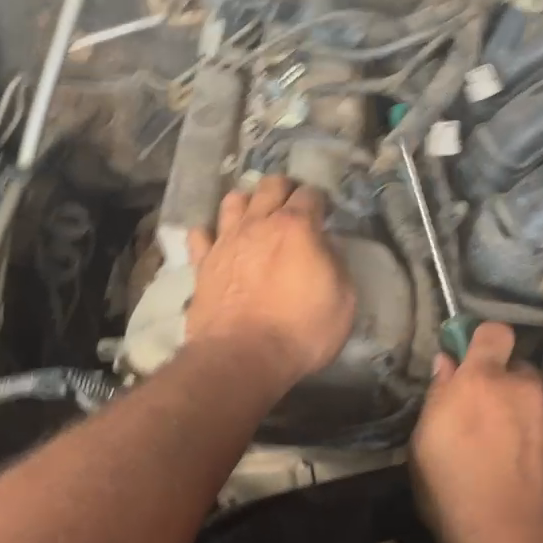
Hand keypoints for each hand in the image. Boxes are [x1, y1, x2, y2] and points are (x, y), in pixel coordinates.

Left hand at [186, 175, 356, 391]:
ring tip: (255, 219)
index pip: (310, 194)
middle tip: (292, 210)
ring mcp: (225, 240)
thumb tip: (324, 247)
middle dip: (284, 191)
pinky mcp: (202, 263)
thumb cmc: (300, 332)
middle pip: (270, 185)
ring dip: (247, 204)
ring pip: (233, 200)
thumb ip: (335, 264)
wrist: (241, 357)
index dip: (319, 201)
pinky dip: (210, 234)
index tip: (323, 216)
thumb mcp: (342, 301)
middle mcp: (258, 223)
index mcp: (297, 227)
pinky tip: (217, 244)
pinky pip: (200, 235)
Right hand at [411, 323, 542, 542]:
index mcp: (480, 382)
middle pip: (518, 371)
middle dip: (506, 388)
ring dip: (530, 417)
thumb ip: (438, 398)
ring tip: (520, 456)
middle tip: (493, 422)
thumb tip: (446, 366)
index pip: (493, 332)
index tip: (476, 362)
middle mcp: (525, 387)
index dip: (485, 342)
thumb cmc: (454, 498)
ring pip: (542, 402)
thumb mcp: (423, 450)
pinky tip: (541, 473)